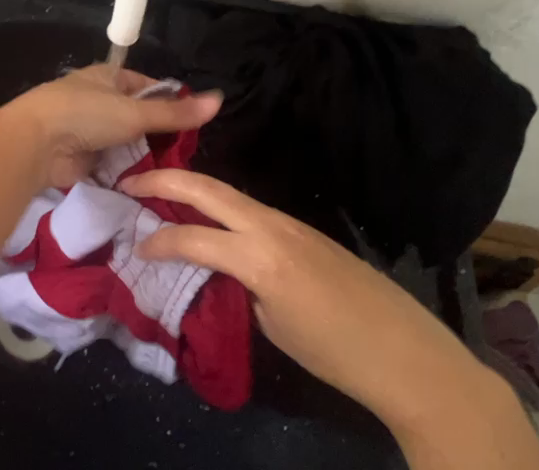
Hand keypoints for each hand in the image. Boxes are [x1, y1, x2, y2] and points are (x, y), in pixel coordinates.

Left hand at [0, 66, 220, 190]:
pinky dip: (127, 173)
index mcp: (106, 77)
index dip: (168, 99)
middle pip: (137, 117)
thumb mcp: (135, 112)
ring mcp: (88, 130)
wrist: (37, 144)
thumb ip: (175, 112)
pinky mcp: (82, 158)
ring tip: (177, 173)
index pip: (145, 85)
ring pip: (126, 143)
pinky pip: (112, 165)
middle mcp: (97, 100)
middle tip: (189, 153)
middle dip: (158, 134)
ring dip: (143, 156)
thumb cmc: (85, 114)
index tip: (194, 120)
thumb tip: (219, 99)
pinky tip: (152, 186)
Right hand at [120, 169, 501, 434]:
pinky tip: (208, 219)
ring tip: (158, 192)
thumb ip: (237, 287)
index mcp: (259, 256)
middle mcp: (272, 227)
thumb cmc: (337, 354)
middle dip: (162, 180)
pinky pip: (251, 209)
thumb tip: (219, 269)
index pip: (191, 236)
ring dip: (190, 187)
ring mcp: (291, 224)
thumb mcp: (271, 325)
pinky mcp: (304, 231)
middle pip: (207, 187)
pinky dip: (219, 206)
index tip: (135, 248)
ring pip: (229, 192)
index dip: (157, 241)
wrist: (411, 358)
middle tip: (127, 182)